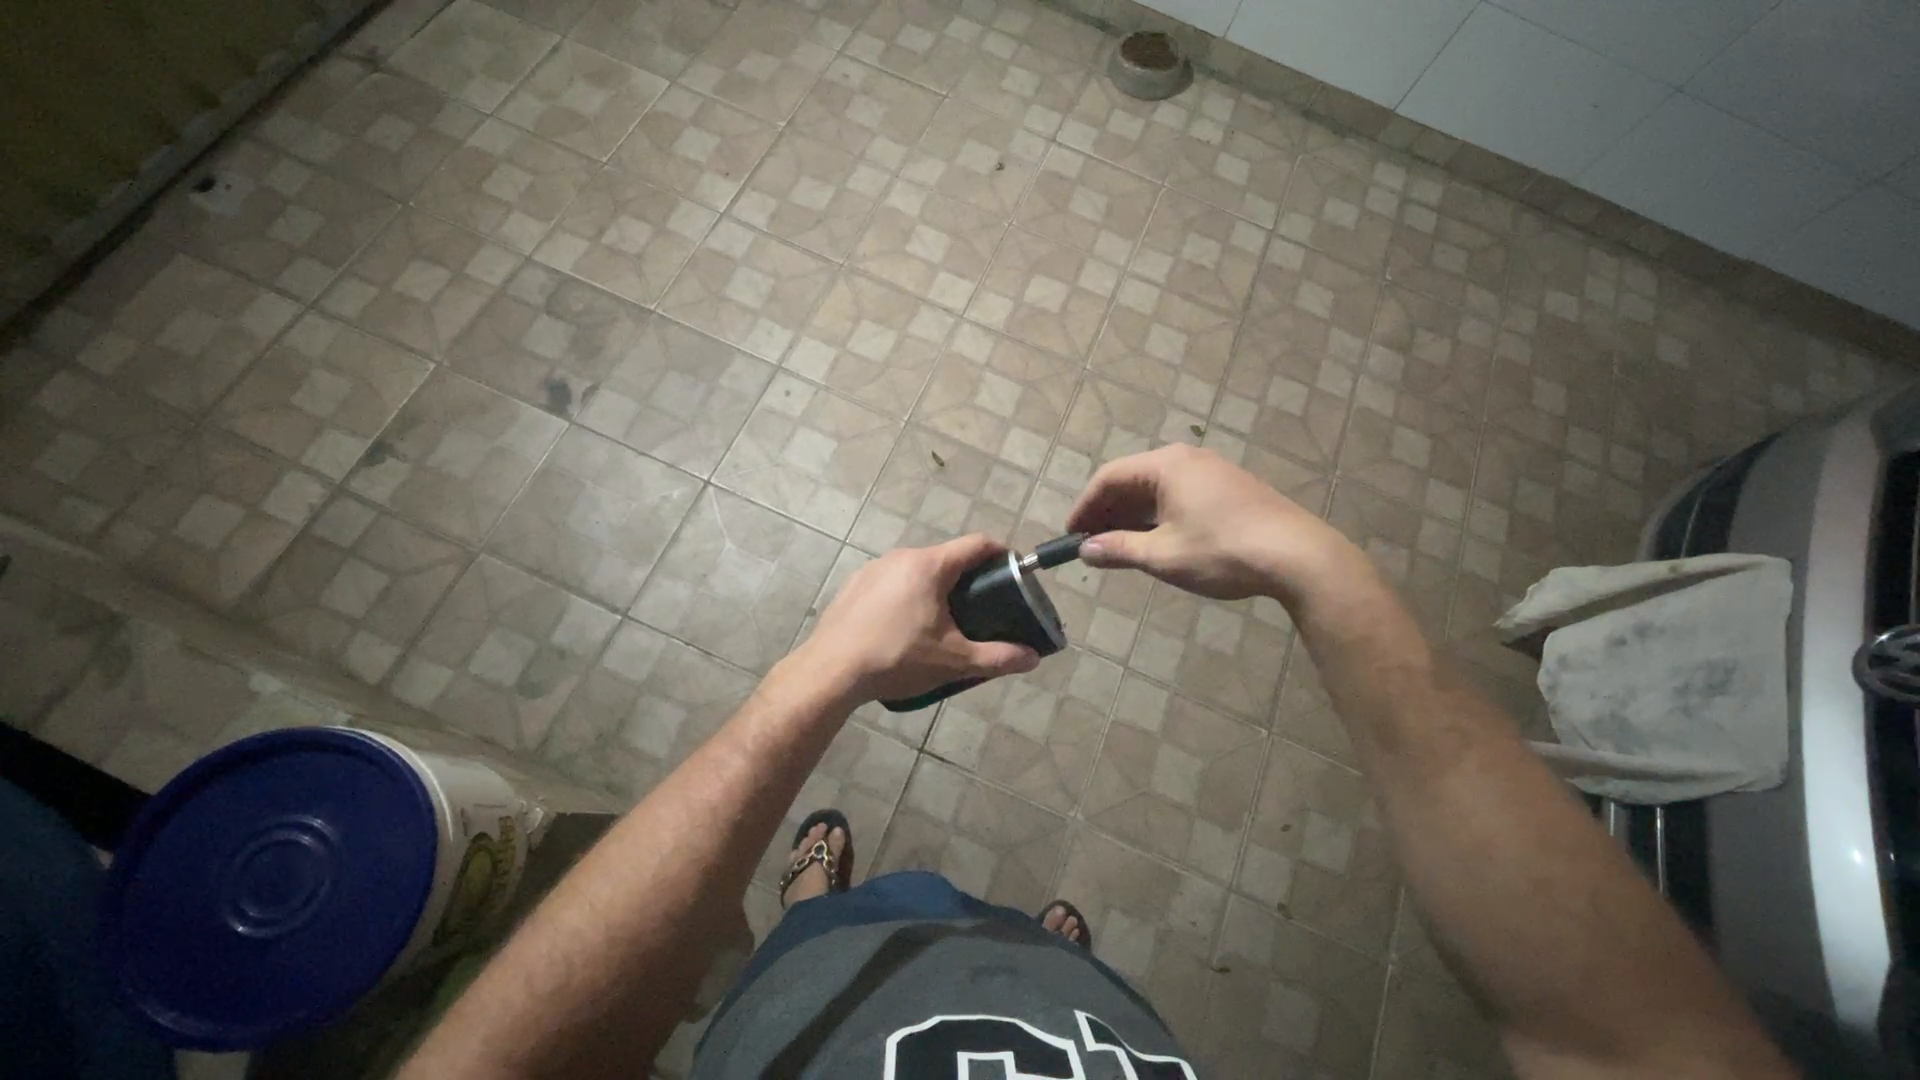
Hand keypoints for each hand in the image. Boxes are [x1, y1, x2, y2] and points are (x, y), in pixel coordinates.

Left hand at [793, 534, 1040, 705]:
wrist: (831, 672)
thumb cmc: (897, 659)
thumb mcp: (954, 661)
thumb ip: (998, 657)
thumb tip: (1032, 658)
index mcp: (930, 566)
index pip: (977, 544)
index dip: (1001, 554)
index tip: (1013, 573)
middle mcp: (901, 557)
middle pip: (946, 558)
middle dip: (968, 579)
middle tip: (981, 610)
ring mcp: (873, 569)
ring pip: (916, 571)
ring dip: (934, 589)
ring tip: (942, 623)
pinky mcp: (853, 586)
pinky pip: (891, 583)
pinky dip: (905, 597)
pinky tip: (903, 628)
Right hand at [1066, 444, 1359, 602]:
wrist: (1298, 556)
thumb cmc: (1222, 551)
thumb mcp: (1162, 556)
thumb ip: (1119, 549)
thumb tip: (1086, 550)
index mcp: (1166, 465)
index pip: (1109, 478)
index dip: (1085, 507)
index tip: (1071, 536)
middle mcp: (1187, 459)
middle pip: (1132, 480)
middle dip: (1107, 512)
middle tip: (1090, 544)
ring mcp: (1212, 471)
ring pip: (1157, 489)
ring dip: (1132, 516)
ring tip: (1117, 547)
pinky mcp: (1230, 488)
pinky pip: (1179, 495)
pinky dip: (1158, 516)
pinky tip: (1155, 541)